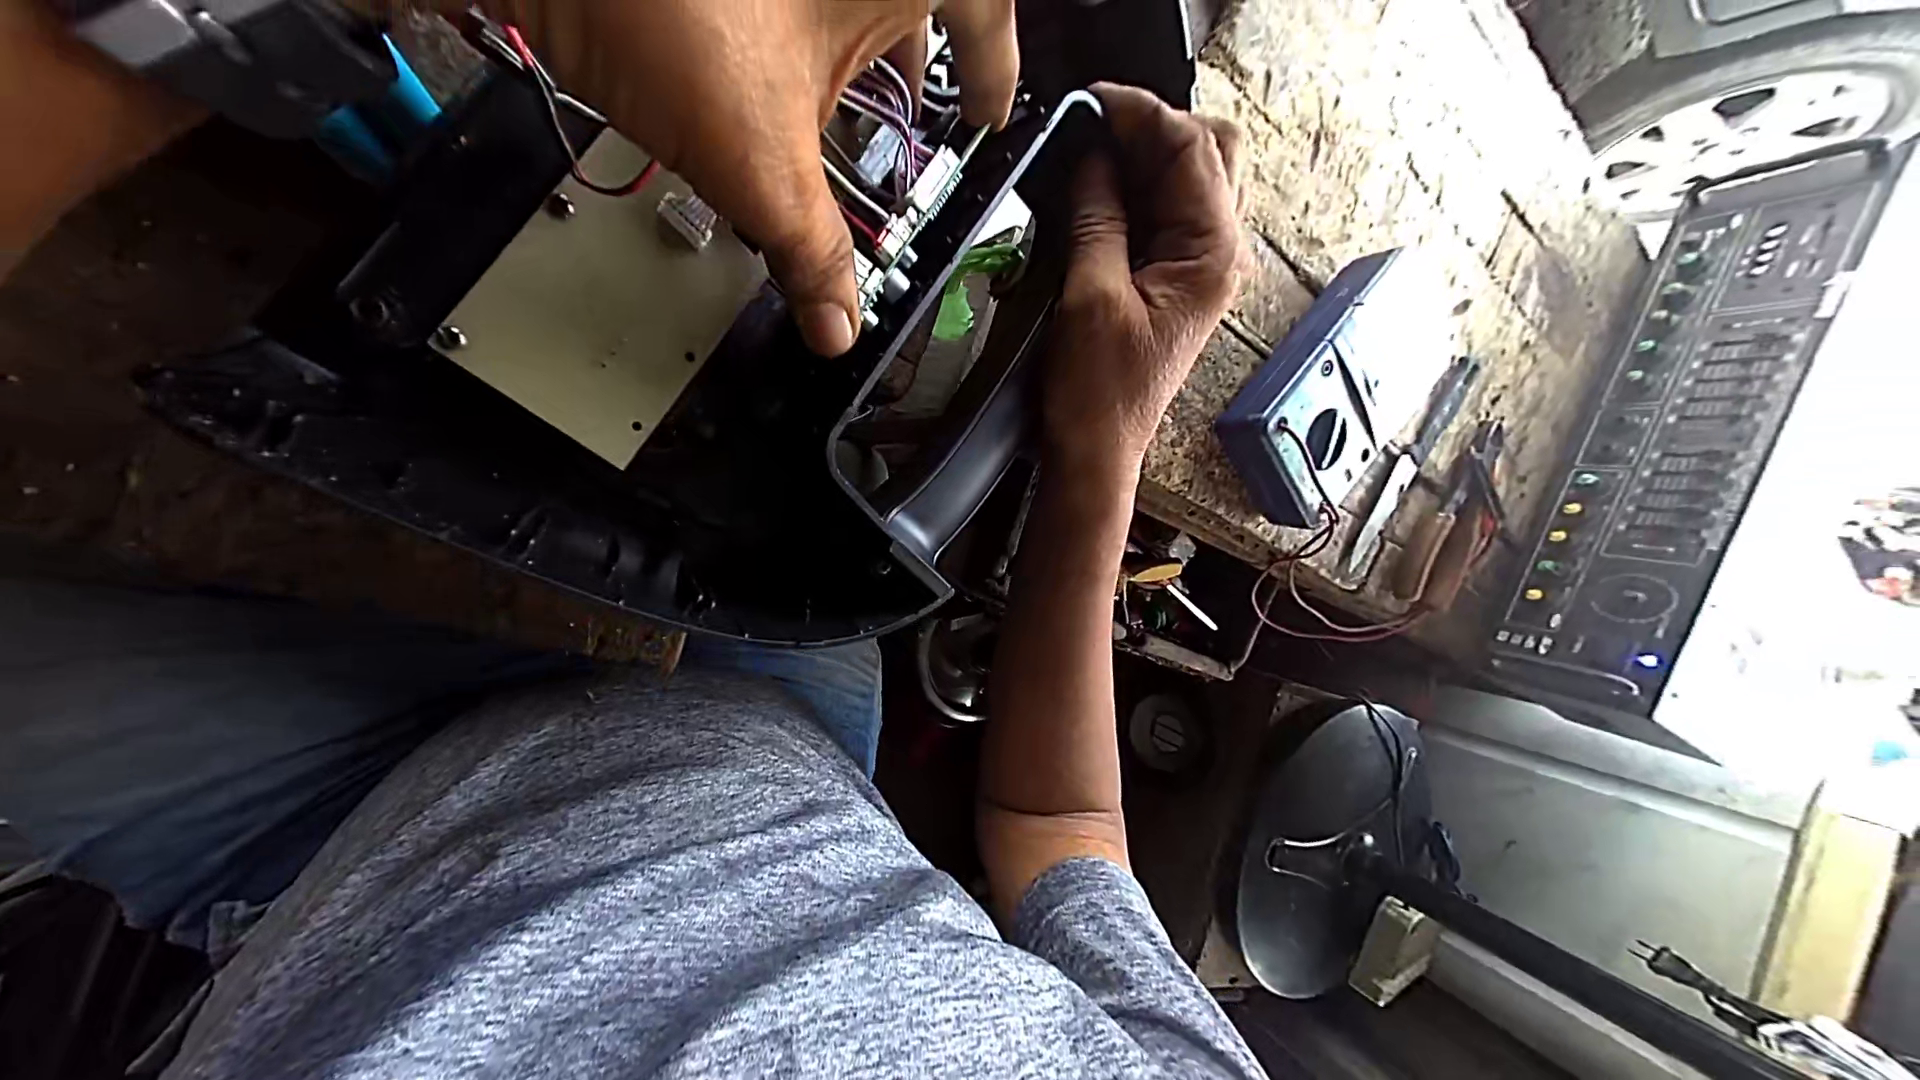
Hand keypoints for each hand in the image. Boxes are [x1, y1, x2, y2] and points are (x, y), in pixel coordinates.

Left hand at [479, 0, 1017, 355]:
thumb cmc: (652, 1)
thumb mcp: (761, 161)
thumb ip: (813, 253)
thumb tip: (838, 326)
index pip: (986, 16)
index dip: (995, 73)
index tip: (991, 115)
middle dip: (921, 63)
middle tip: (926, 115)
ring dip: (856, 45)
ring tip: (855, 104)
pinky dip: (800, 28)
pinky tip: (780, 70)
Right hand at [1042, 83, 1243, 475]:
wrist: (1096, 450)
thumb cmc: (1100, 395)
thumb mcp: (1090, 296)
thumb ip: (1096, 217)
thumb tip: (1092, 157)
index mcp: (1212, 258)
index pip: (1192, 151)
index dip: (1143, 116)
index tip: (1095, 102)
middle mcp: (1216, 260)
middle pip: (1204, 159)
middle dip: (1151, 135)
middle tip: (1094, 132)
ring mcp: (1195, 273)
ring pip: (1183, 187)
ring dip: (1140, 165)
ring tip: (1089, 161)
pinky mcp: (1169, 286)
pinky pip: (1161, 222)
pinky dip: (1133, 200)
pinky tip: (1098, 199)